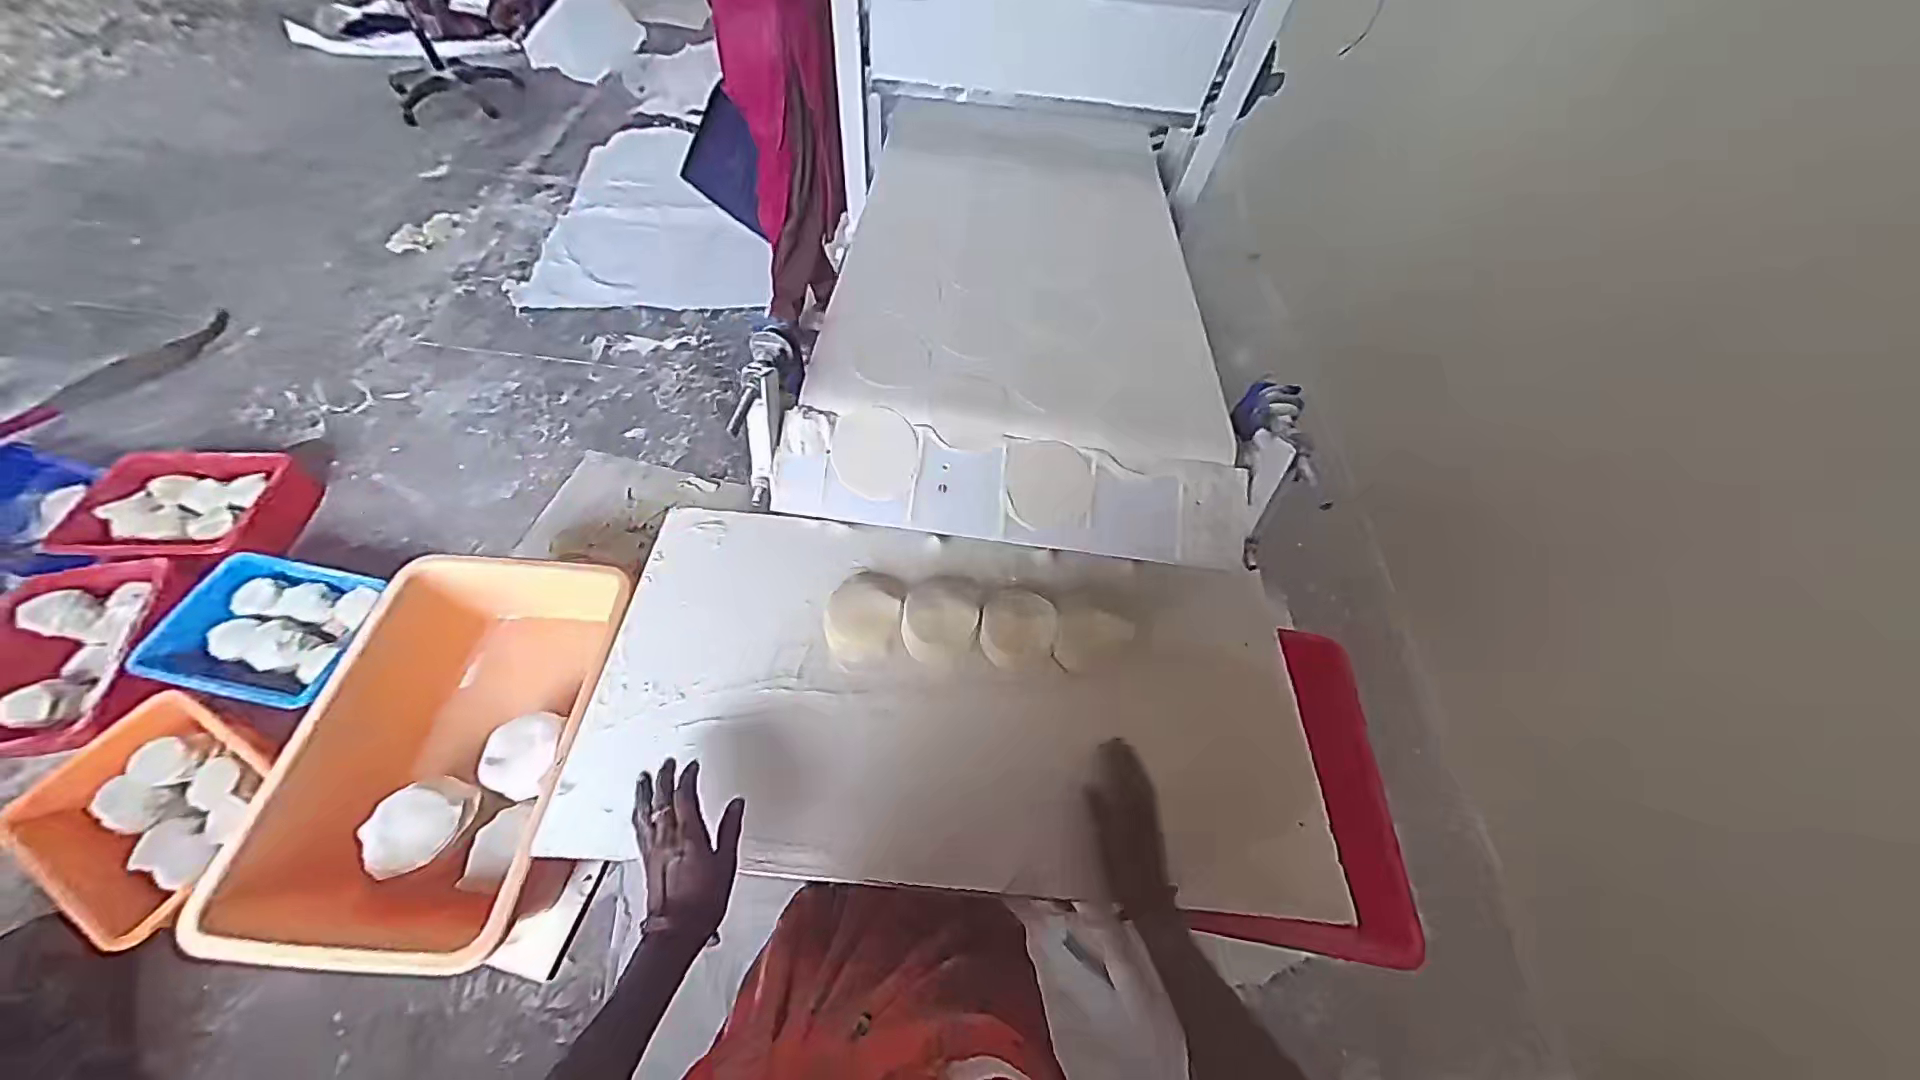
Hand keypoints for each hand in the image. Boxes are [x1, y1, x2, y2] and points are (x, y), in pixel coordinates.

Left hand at [636, 758, 745, 945]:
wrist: (675, 931)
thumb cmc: (703, 901)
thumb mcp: (726, 862)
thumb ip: (730, 829)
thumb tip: (736, 805)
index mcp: (688, 835)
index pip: (684, 796)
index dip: (687, 777)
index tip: (692, 766)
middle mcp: (666, 838)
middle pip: (661, 799)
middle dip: (664, 778)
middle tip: (668, 763)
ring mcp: (653, 849)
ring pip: (645, 812)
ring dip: (646, 792)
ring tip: (645, 778)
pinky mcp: (646, 860)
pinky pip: (639, 828)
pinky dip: (639, 813)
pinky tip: (639, 811)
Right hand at [1086, 738, 1178, 920]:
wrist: (1149, 900)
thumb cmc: (1120, 873)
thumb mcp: (1104, 842)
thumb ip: (1098, 813)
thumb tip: (1090, 786)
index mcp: (1127, 811)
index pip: (1121, 778)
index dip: (1115, 760)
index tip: (1107, 742)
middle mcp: (1142, 810)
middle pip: (1135, 778)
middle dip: (1127, 759)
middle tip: (1119, 741)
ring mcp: (1150, 818)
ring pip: (1144, 785)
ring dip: (1136, 767)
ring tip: (1128, 752)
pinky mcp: (1155, 827)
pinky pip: (1149, 796)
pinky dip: (1143, 782)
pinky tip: (1139, 780)